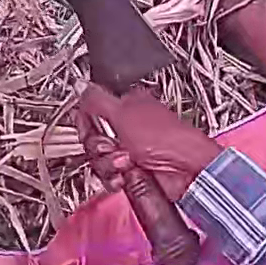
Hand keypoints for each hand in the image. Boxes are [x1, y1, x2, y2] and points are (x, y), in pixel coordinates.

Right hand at [78, 85, 222, 201]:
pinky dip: (114, 177)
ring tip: (126, 161)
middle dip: (98, 145)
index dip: (87, 121)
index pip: (90, 110)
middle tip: (112, 146)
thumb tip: (80, 86)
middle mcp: (127, 127)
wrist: (186, 172)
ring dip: (108, 163)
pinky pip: (108, 175)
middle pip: (92, 137)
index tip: (90, 127)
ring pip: (98, 158)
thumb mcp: (123, 112)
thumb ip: (96, 99)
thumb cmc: (166, 138)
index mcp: (126, 105)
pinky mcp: (130, 171)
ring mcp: (129, 150)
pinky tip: (126, 174)